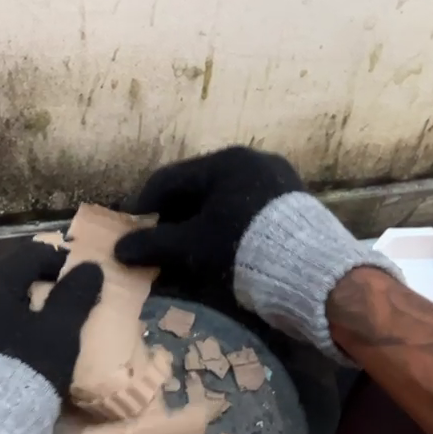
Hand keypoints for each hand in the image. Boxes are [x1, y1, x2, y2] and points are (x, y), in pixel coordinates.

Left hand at [0, 242, 104, 392]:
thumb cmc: (27, 367)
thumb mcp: (59, 328)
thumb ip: (75, 293)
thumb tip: (90, 267)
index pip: (33, 254)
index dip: (63, 260)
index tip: (86, 275)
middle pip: (16, 274)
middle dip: (47, 281)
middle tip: (75, 297)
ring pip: (5, 298)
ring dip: (32, 302)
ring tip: (58, 320)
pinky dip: (17, 321)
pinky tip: (33, 340)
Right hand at [112, 146, 302, 286]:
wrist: (314, 272)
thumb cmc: (244, 247)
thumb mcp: (192, 246)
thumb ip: (153, 244)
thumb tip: (118, 250)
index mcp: (224, 162)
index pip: (169, 179)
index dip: (144, 205)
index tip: (131, 227)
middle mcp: (252, 161)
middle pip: (198, 188)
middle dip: (174, 217)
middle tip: (159, 242)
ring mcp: (277, 180)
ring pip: (223, 200)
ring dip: (200, 223)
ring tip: (188, 250)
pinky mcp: (295, 203)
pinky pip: (248, 210)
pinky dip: (227, 227)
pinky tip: (222, 249)